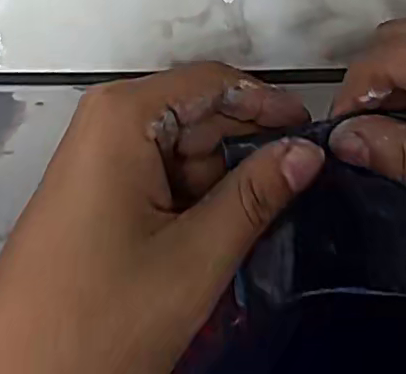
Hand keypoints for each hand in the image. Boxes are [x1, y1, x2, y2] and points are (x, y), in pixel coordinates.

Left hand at [0, 63, 324, 373]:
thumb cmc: (95, 322)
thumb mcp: (191, 260)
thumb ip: (255, 196)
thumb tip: (306, 152)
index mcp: (124, 115)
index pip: (213, 82)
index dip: (266, 102)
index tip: (310, 130)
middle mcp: (108, 120)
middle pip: (198, 113)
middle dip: (244, 149)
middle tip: (294, 183)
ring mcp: (99, 154)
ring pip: (183, 148)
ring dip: (221, 182)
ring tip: (255, 221)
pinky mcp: (97, 188)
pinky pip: (161, 173)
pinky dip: (194, 199)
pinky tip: (213, 236)